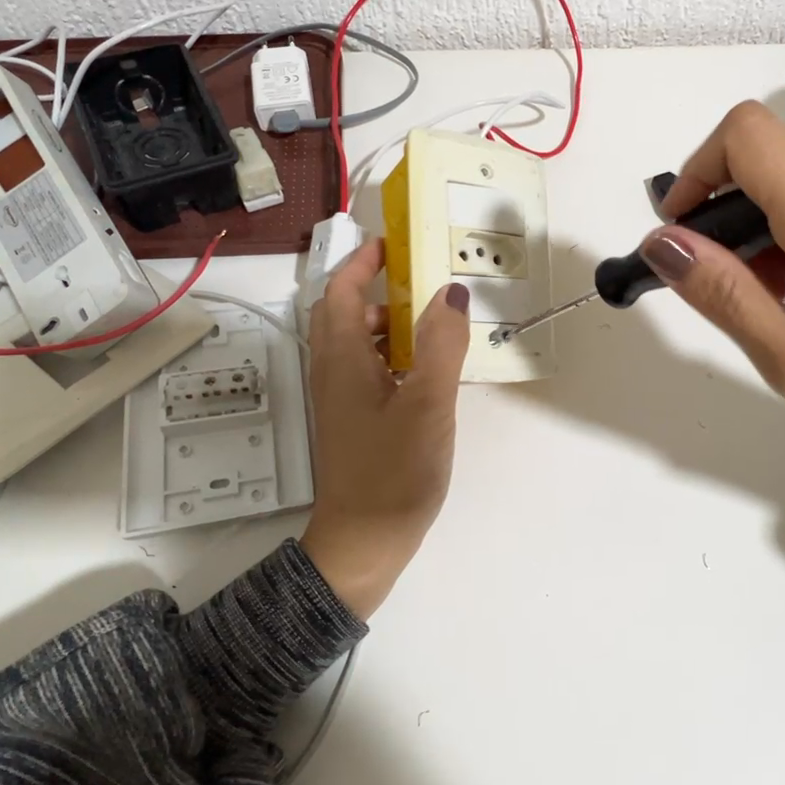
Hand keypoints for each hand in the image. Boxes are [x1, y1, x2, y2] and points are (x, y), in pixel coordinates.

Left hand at [299, 239, 470, 617]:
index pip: (342, 291)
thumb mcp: (428, 404)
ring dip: (390, 321)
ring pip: (358, 343)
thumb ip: (441, 345)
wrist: (364, 542)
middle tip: (421, 277)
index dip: (364, 261)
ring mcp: (342, 398)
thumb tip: (450, 293)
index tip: (396, 242)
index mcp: (342, 359)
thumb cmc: (393, 471)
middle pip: (345, 313)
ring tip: (435, 318)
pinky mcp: (355, 421)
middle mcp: (334, 371)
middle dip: (377, 287)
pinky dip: (395, 353)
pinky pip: (370, 369)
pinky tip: (430, 368)